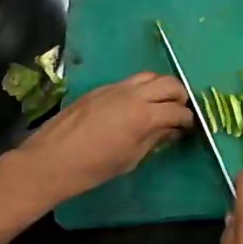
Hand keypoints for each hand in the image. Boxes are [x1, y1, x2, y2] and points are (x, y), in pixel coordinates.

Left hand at [14, 73, 192, 200]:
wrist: (53, 159)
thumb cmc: (94, 167)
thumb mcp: (131, 158)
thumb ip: (154, 139)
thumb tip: (172, 130)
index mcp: (144, 115)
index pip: (178, 110)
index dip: (188, 119)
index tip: (190, 127)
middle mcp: (134, 94)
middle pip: (169, 83)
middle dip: (180, 96)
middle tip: (180, 112)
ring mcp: (116, 87)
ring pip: (150, 76)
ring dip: (161, 87)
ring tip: (162, 103)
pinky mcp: (102, 88)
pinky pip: (130, 81)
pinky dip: (142, 88)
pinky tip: (138, 104)